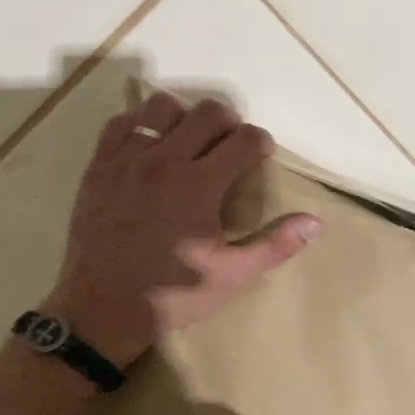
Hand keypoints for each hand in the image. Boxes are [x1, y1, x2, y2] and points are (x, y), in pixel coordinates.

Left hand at [42, 91, 319, 367]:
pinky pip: (123, 122)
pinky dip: (143, 124)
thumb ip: (274, 245)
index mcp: (200, 186)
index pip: (244, 139)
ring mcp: (127, 160)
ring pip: (163, 106)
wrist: (101, 309)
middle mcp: (164, 161)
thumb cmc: (173, 295)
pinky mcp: (100, 166)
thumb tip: (314, 223)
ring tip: (189, 142)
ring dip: (185, 117)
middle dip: (230, 123)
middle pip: (208, 112)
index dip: (260, 142)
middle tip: (231, 148)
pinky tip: (151, 147)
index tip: (261, 155)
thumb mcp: (231, 276)